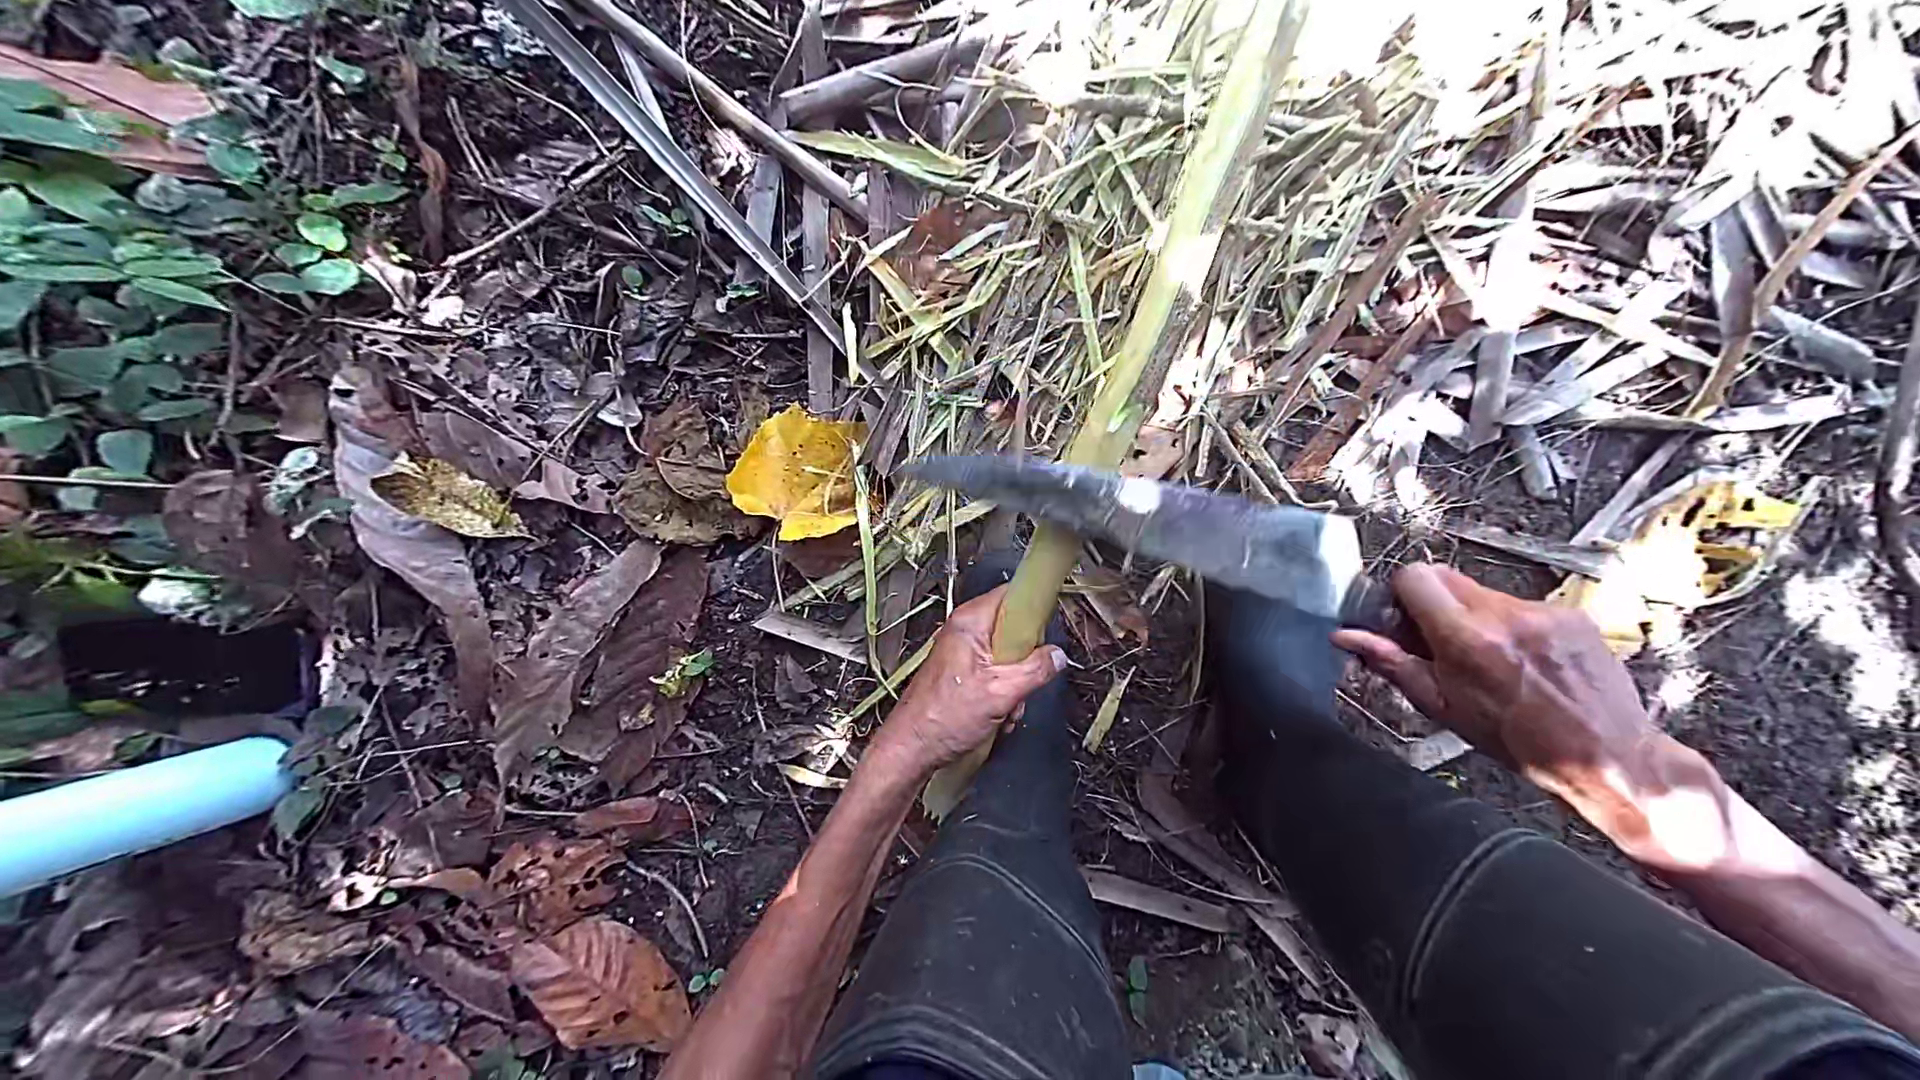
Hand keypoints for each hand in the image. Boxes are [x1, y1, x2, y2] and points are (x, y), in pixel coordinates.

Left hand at [868, 585, 1067, 777]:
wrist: (912, 748)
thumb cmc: (939, 718)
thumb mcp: (1001, 692)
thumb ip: (1035, 670)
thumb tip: (1056, 656)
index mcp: (970, 622)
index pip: (1012, 594)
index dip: (1034, 609)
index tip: (1046, 630)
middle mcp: (965, 631)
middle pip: (1015, 629)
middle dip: (1026, 659)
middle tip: (1021, 680)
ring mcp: (964, 652)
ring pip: (1008, 656)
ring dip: (1015, 684)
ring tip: (1005, 704)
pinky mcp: (964, 672)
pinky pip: (996, 674)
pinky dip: (1003, 694)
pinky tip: (997, 713)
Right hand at [1331, 564, 1656, 798]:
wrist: (1608, 757)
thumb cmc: (1517, 739)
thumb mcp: (1440, 705)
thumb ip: (1390, 662)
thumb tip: (1345, 637)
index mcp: (1465, 638)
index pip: (1414, 576)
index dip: (1401, 593)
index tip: (1403, 618)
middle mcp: (1504, 615)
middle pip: (1444, 576)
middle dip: (1431, 601)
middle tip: (1436, 638)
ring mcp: (1542, 612)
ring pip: (1480, 590)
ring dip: (1470, 613)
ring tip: (1485, 655)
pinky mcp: (1571, 613)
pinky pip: (1518, 603)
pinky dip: (1508, 623)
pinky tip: (1519, 657)